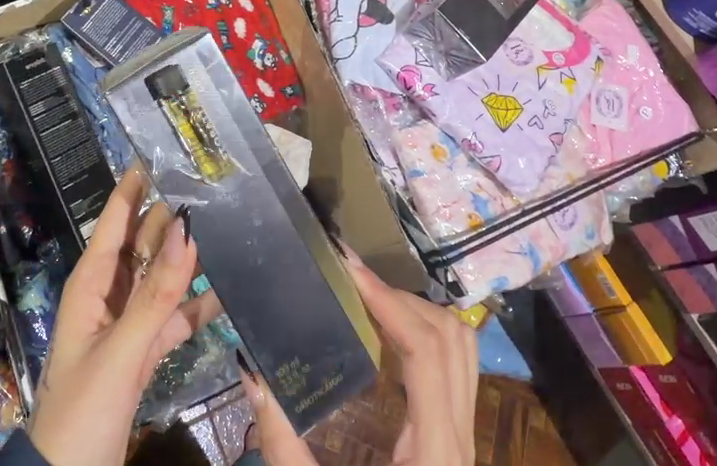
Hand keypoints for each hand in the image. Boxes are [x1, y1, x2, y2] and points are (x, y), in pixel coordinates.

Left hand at [26, 166, 223, 465]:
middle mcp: (109, 294)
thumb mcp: (121, 349)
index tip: (161, 152)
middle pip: (143, 244)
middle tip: (213, 186)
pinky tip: (228, 292)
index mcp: (91, 283)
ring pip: (162, 278)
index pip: (114, 221)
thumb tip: (186, 228)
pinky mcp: (145, 351)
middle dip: (171, 218)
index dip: (133, 186)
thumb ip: (157, 293)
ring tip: (230, 227)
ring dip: (189, 259)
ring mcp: (128, 323)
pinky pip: (174, 316)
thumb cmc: (83, 407)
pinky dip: (196, 306)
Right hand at [241, 249, 477, 465]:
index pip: (427, 352)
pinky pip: (454, 370)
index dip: (388, 302)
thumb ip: (282, 446)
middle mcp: (461, 440)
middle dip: (400, 297)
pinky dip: (422, 336)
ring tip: (362, 297)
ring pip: (462, 350)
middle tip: (346, 277)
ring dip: (416, 312)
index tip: (346, 269)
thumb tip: (251, 372)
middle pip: (452, 339)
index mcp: (434, 453)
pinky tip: (381, 336)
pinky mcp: (454, 443)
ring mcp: (464, 440)